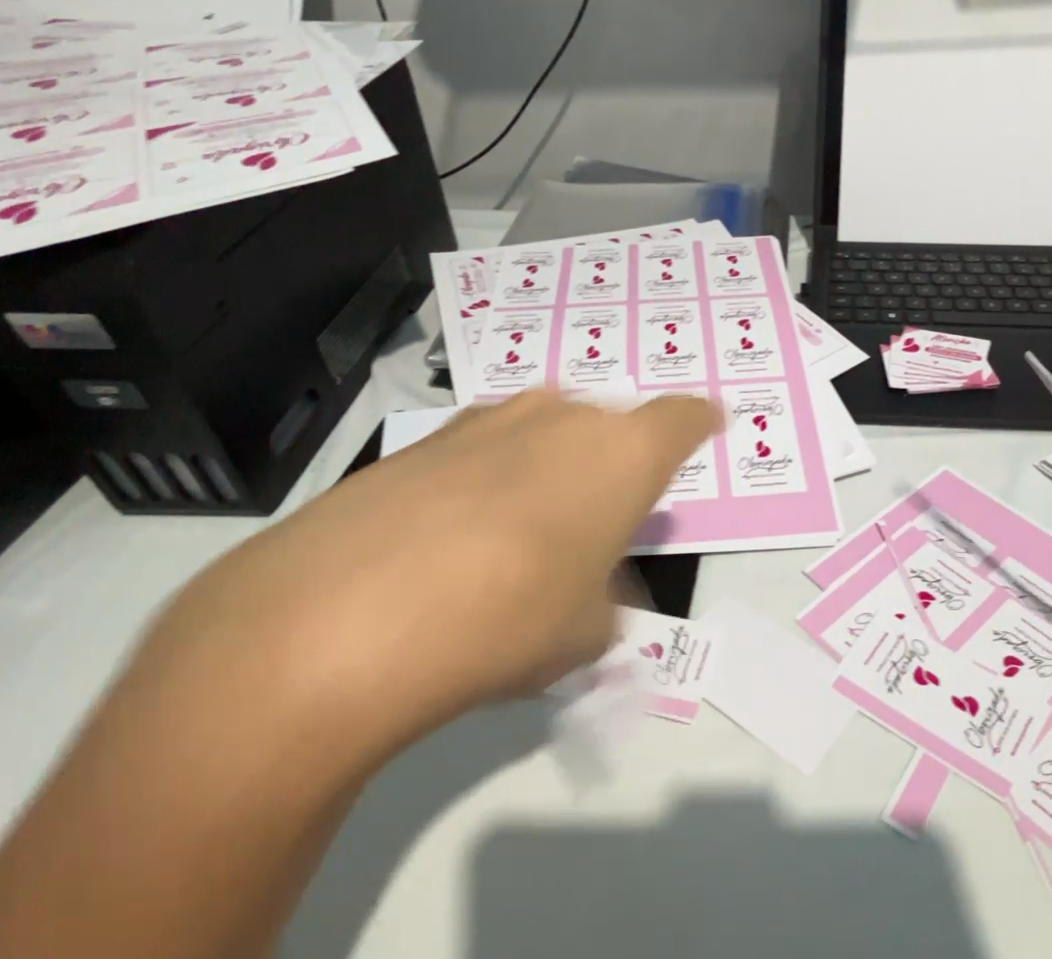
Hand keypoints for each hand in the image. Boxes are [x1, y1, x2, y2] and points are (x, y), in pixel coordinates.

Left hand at [137, 390, 724, 765]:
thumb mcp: (588, 633)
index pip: (682, 419)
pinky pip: (478, 452)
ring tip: (526, 529)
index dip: (698, 424)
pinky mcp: (417, 444)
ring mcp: (482, 422)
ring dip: (546, 468)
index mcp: (622, 453)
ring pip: (538, 432)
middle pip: (605, 423)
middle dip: (611, 460)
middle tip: (602, 513)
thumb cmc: (511, 620)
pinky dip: (485, 482)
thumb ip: (605, 598)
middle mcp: (558, 418)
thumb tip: (584, 587)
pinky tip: (458, 537)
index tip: (705, 428)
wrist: (346, 618)